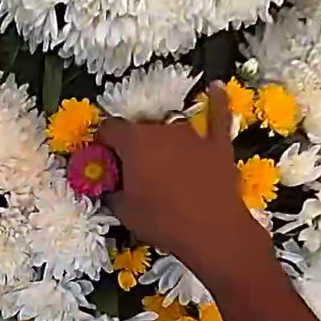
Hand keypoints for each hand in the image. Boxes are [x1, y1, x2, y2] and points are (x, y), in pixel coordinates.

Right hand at [98, 81, 272, 280]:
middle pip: (139, 128)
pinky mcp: (218, 143)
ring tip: (159, 160)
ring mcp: (192, 134)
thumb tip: (109, 187)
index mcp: (134, 142)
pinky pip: (218, 114)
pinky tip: (216, 87)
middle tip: (130, 170)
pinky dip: (216, 102)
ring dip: (162, 139)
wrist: (212, 232)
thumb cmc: (162, 222)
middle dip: (131, 145)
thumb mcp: (124, 212)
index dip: (102, 142)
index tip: (101, 157)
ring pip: (170, 127)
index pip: (109, 129)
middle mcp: (162, 129)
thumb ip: (111, 192)